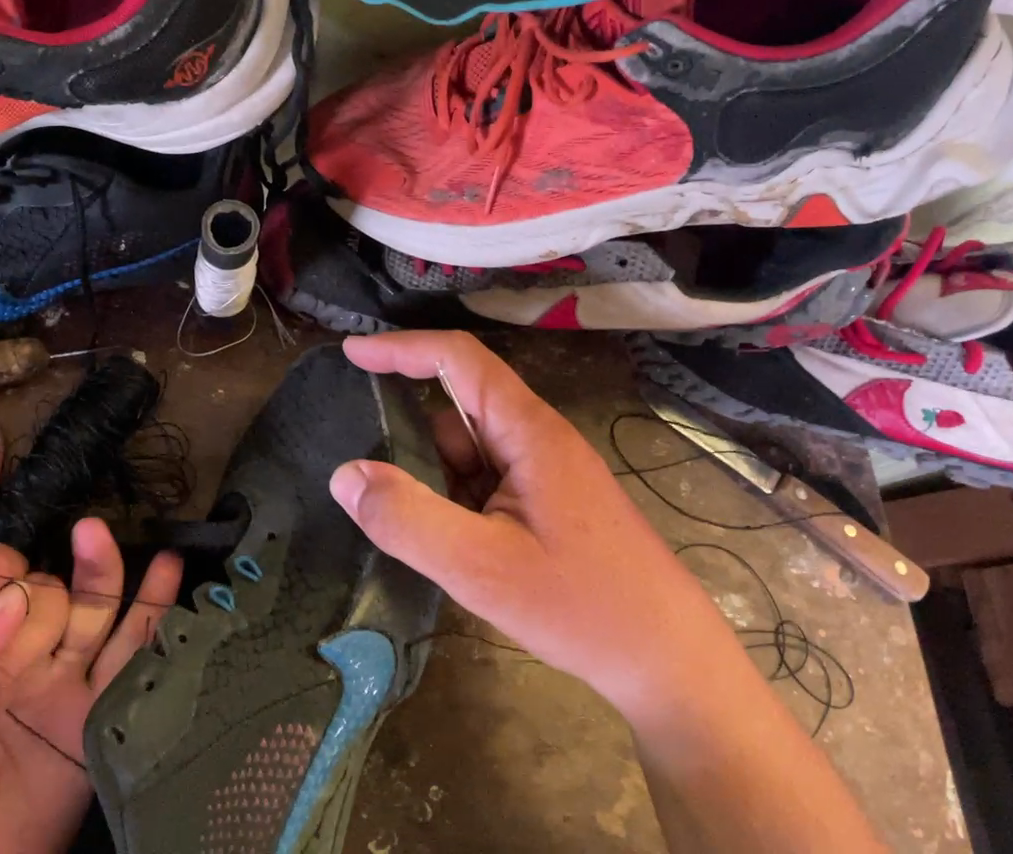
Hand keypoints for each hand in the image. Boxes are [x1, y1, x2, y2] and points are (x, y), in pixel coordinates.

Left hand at [0, 518, 181, 853]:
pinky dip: (152, 611)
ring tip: (97, 537)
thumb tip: (7, 603)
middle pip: (41, 598)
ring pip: (90, 612)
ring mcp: (60, 689)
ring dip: (99, 569)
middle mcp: (14, 658)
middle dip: (20, 629)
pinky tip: (166, 569)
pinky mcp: (100, 721)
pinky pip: (131, 659)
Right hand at [329, 331, 733, 713]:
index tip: (350, 354)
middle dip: (409, 433)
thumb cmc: (582, 607)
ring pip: (468, 452)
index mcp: (528, 431)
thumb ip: (408, 518)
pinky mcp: (547, 506)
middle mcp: (537, 440)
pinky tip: (444, 545)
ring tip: (401, 522)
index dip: (401, 348)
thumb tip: (345, 475)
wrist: (667, 662)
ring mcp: (545, 474)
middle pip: (458, 410)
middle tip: (364, 474)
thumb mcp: (480, 566)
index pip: (458, 359)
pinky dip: (454, 501)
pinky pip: (484, 483)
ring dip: (432, 476)